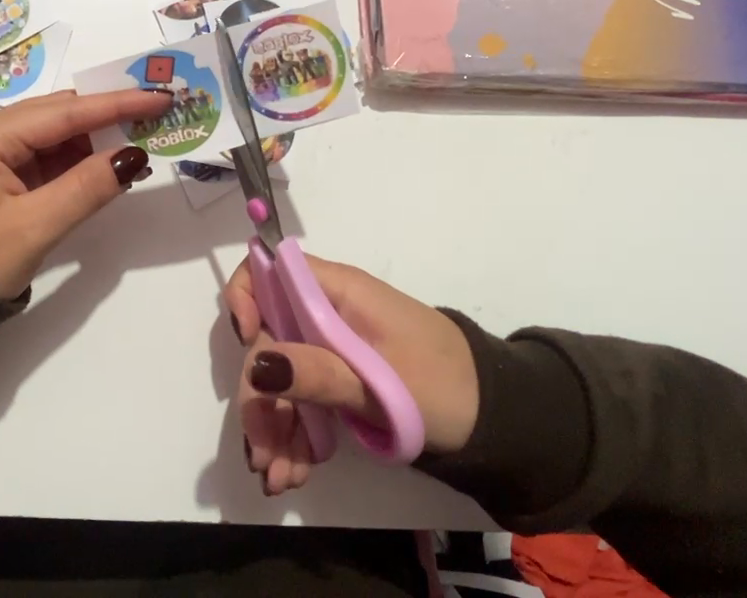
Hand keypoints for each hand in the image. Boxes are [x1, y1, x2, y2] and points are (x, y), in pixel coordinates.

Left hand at [0, 89, 167, 298]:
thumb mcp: (34, 228)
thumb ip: (86, 188)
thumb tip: (134, 156)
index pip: (64, 111)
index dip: (115, 104)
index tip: (159, 97)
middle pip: (58, 116)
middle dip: (108, 118)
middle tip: (157, 119)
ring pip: (54, 135)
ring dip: (95, 142)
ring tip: (142, 147)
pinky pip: (44, 156)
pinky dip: (77, 162)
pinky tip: (108, 168)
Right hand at [224, 252, 478, 494]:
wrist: (499, 423)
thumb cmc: (444, 387)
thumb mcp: (379, 384)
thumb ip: (317, 373)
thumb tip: (255, 365)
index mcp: (336, 292)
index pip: (270, 269)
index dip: (247, 296)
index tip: (248, 342)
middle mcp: (324, 312)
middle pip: (268, 338)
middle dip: (259, 395)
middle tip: (262, 452)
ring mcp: (329, 347)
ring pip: (279, 375)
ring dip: (273, 424)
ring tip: (277, 477)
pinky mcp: (337, 378)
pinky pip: (301, 398)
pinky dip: (293, 434)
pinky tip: (292, 471)